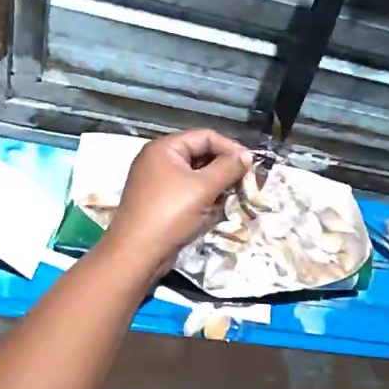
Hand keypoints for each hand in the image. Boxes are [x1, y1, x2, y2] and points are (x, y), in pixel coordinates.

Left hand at [102, 130, 250, 270]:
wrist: (137, 252)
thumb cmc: (170, 213)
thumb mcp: (204, 188)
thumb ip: (228, 168)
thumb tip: (247, 155)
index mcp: (164, 148)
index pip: (204, 136)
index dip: (230, 147)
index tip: (251, 163)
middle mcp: (157, 160)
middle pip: (199, 154)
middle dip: (224, 168)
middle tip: (245, 182)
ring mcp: (156, 181)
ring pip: (194, 175)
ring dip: (215, 185)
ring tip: (233, 196)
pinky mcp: (158, 201)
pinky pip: (186, 191)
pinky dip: (202, 197)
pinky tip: (216, 209)